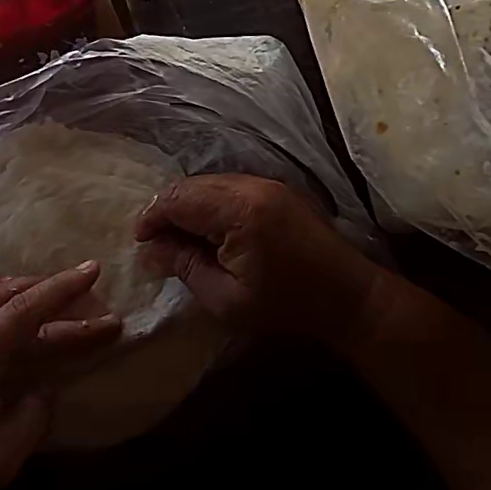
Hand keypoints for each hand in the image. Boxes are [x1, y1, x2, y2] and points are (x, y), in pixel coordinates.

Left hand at [0, 264, 122, 489]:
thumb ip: (31, 419)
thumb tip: (49, 386)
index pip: (25, 313)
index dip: (63, 290)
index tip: (94, 271)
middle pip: (8, 298)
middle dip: (51, 288)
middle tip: (88, 285)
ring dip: (21, 287)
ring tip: (52, 287)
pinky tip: (3, 301)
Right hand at [135, 174, 386, 341]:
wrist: (350, 298)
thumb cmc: (285, 305)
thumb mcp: (225, 299)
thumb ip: (185, 266)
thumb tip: (150, 251)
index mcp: (239, 211)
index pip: (177, 200)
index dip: (151, 219)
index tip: (140, 244)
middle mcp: (252, 186)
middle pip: (190, 185)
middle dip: (165, 211)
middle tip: (155, 243)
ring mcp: (268, 184)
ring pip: (208, 183)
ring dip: (186, 206)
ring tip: (177, 238)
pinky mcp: (277, 191)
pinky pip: (228, 187)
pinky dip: (208, 204)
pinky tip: (205, 230)